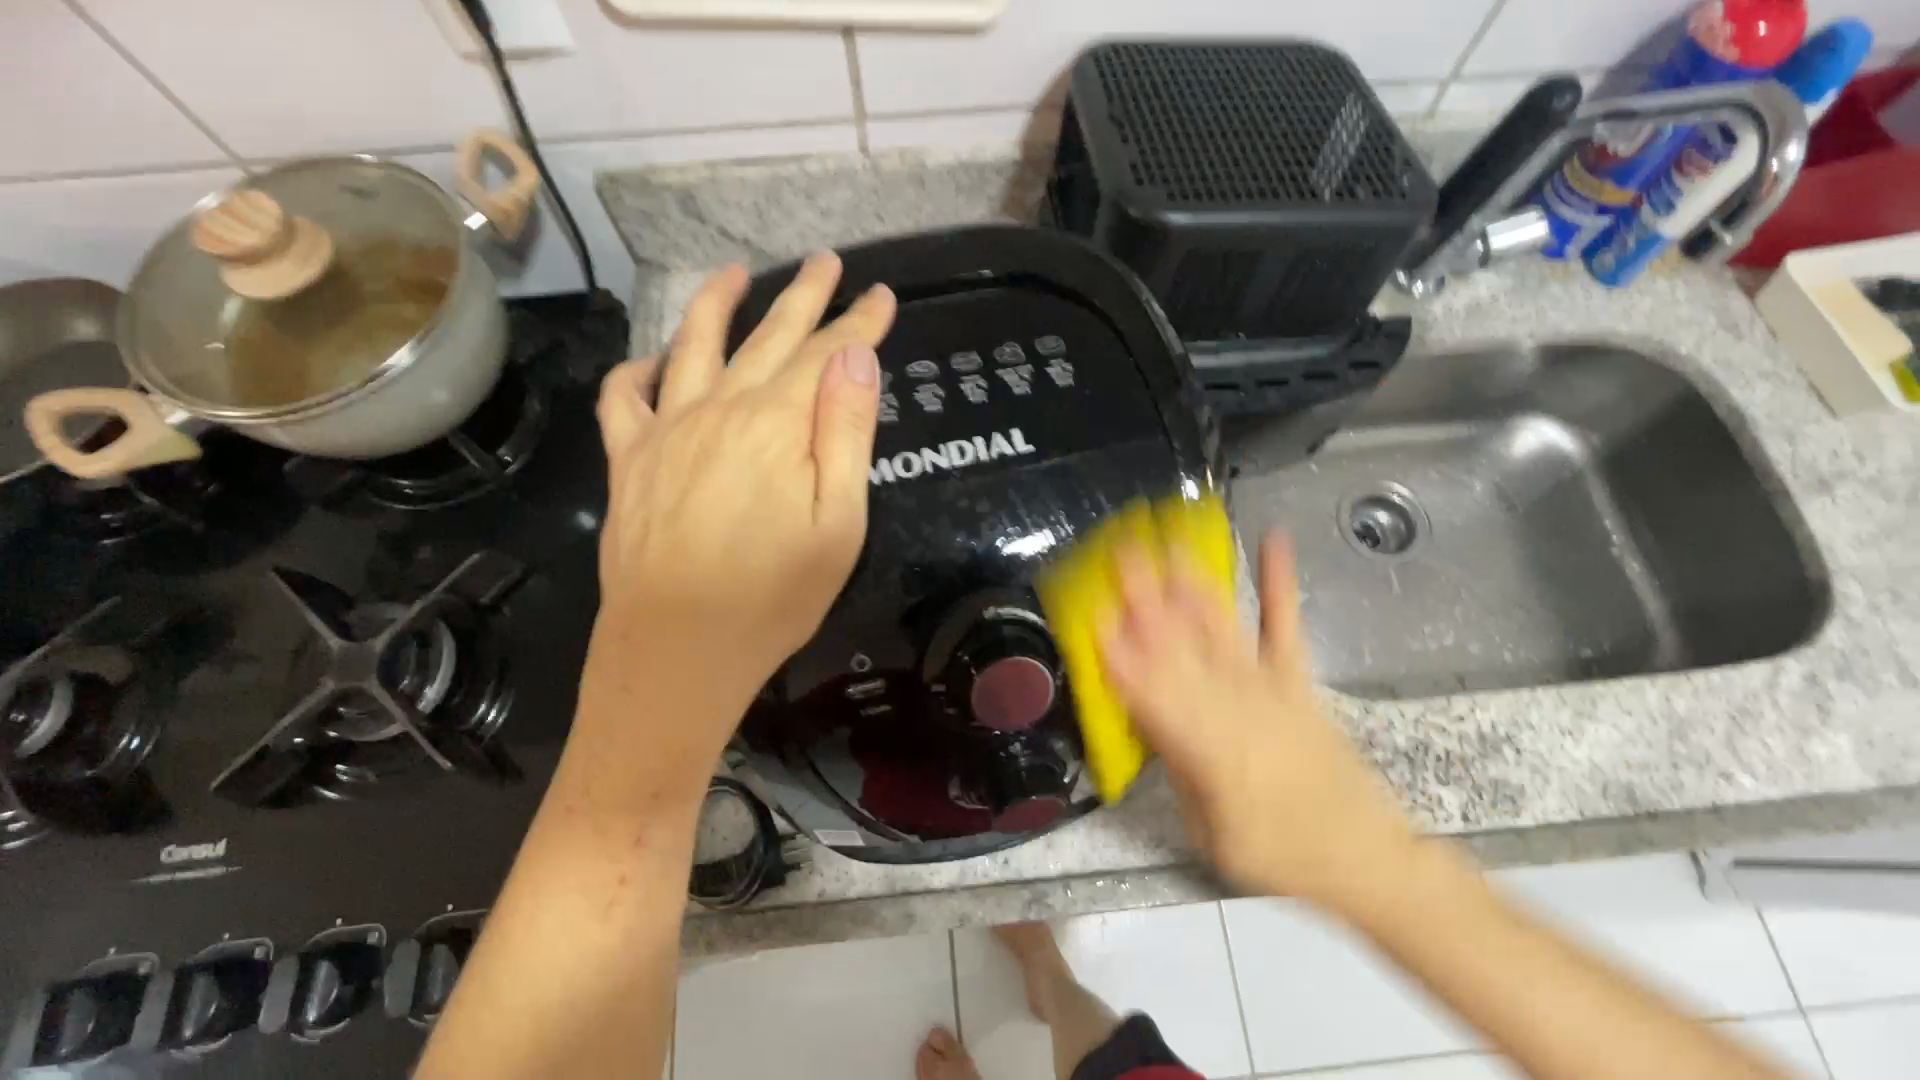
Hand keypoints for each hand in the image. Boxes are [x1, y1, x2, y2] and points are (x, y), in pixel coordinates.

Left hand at [590, 253, 896, 734]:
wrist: (676, 649)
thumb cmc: (772, 597)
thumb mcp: (837, 524)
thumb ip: (846, 433)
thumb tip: (855, 358)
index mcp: (777, 424)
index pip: (827, 355)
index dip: (859, 323)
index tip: (882, 295)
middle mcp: (718, 408)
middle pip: (767, 337)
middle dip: (804, 296)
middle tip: (828, 262)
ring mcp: (666, 429)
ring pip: (692, 344)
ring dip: (717, 302)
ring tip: (737, 272)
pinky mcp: (629, 459)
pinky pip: (624, 397)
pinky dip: (639, 368)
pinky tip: (655, 359)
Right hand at [1099, 533, 1417, 908]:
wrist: (1364, 858)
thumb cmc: (1276, 854)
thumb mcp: (1207, 827)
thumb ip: (1177, 766)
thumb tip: (1147, 719)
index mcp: (1205, 747)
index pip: (1148, 689)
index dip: (1118, 650)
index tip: (1093, 612)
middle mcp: (1233, 705)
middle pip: (1179, 645)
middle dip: (1145, 599)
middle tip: (1119, 554)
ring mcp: (1269, 687)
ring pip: (1220, 627)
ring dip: (1192, 582)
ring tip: (1168, 541)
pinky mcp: (1298, 680)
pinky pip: (1286, 626)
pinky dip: (1280, 582)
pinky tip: (1274, 541)